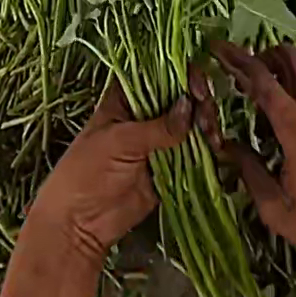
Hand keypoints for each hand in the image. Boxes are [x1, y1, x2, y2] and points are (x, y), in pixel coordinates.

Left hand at [0, 83, 192, 296]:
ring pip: (191, 121)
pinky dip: (207, 147)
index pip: (159, 71)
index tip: (196, 84)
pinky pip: (193, 150)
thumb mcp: (120, 141)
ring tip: (211, 135)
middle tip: (205, 112)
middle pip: (180, 95)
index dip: (181, 71)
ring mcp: (159, 139)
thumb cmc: (88, 170)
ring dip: (205, 122)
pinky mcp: (170, 165)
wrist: (79, 225)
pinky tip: (216, 148)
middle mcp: (147, 111)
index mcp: (128, 95)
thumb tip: (189, 106)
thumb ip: (158, 126)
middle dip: (198, 99)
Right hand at [212, 41, 295, 296]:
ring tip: (253, 93)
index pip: (262, 78)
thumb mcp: (275, 209)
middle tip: (238, 63)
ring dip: (278, 75)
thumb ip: (249, 171)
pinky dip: (293, 96)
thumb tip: (228, 147)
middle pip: (289, 59)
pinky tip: (279, 122)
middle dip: (262, 54)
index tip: (217, 47)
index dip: (237, 58)